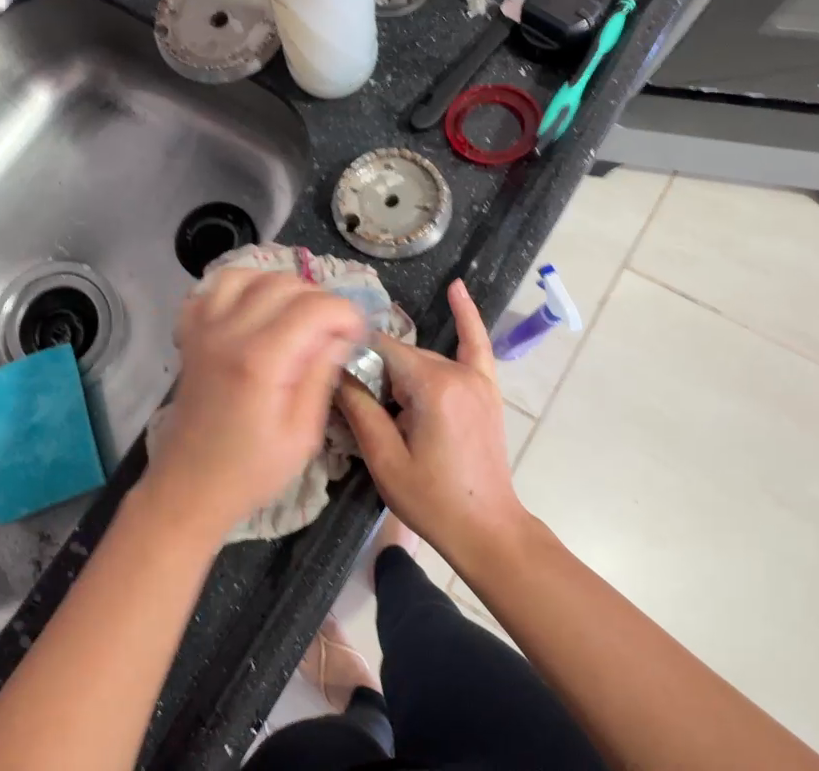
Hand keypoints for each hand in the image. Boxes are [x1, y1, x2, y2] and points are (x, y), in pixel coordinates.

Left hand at [144, 269, 366, 538]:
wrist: (188, 487)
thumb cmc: (251, 471)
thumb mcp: (303, 435)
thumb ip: (321, 375)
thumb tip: (340, 335)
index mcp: (261, 360)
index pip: (315, 306)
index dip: (346, 314)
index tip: (356, 337)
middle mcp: (228, 333)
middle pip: (283, 283)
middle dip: (319, 299)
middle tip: (331, 331)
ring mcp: (203, 329)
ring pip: (247, 275)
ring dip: (279, 287)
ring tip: (296, 316)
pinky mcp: (189, 334)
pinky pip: (213, 289)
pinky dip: (239, 289)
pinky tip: (254, 313)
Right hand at [335, 279, 526, 563]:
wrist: (486, 529)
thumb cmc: (431, 499)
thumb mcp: (383, 458)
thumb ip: (359, 408)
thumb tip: (333, 371)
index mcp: (433, 386)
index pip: (382, 352)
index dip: (355, 361)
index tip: (331, 374)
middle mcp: (458, 372)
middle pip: (402, 356)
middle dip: (377, 374)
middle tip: (358, 408)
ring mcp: (477, 379)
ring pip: (424, 358)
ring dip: (401, 373)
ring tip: (385, 406)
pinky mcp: (487, 389)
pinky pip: (476, 344)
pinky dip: (467, 317)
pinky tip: (457, 288)